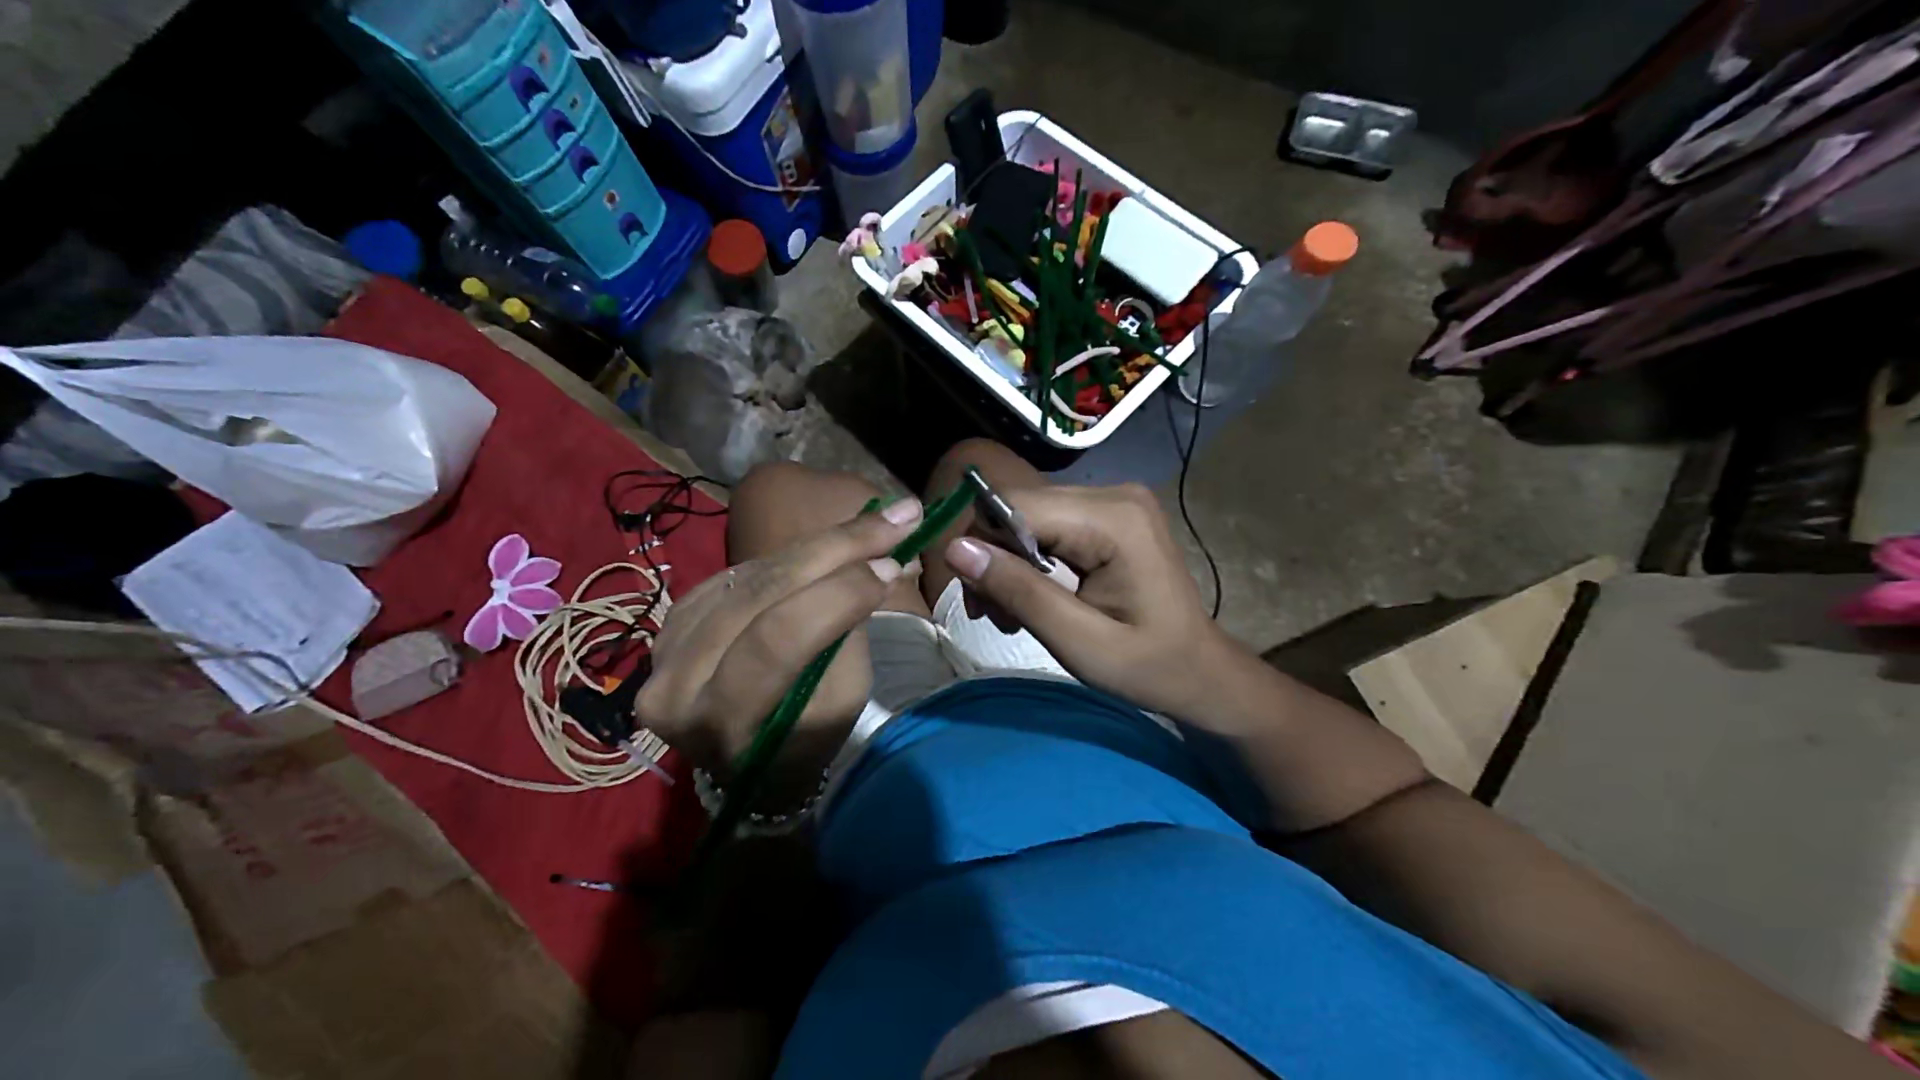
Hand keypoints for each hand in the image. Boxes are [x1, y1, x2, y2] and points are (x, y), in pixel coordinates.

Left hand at [636, 498, 922, 782]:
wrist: (752, 766)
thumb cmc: (806, 746)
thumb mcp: (839, 705)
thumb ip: (846, 637)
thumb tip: (874, 564)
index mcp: (718, 723)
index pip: (776, 641)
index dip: (837, 594)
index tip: (895, 562)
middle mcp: (673, 683)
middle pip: (758, 593)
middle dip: (835, 549)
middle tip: (895, 517)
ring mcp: (664, 647)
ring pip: (750, 574)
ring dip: (816, 547)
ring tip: (870, 528)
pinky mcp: (672, 620)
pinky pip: (738, 573)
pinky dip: (788, 558)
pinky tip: (824, 551)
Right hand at [943, 484, 1253, 722]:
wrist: (1200, 671)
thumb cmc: (1148, 667)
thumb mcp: (1078, 642)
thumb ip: (1018, 591)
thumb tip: (955, 549)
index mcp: (1114, 519)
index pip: (1015, 505)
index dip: (982, 544)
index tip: (979, 599)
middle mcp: (1113, 494)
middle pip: (1019, 507)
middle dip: (994, 560)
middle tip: (993, 615)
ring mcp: (1113, 500)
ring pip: (1027, 516)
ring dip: (1008, 564)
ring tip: (1010, 615)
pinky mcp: (1108, 514)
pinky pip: (1047, 525)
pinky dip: (1028, 560)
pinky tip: (1031, 596)